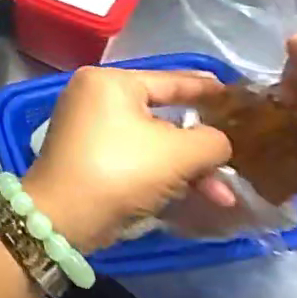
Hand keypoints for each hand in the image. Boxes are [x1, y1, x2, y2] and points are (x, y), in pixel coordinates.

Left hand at [22, 67, 235, 252]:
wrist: (62, 218)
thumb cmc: (119, 170)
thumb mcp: (178, 154)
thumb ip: (210, 141)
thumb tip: (216, 142)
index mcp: (110, 81)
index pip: (168, 79)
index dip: (204, 88)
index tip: (233, 92)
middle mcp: (94, 96)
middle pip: (161, 115)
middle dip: (199, 146)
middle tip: (233, 157)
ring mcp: (87, 127)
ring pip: (150, 141)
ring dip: (186, 168)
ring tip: (222, 195)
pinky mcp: (86, 156)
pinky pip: (133, 156)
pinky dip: (161, 173)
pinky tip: (192, 195)